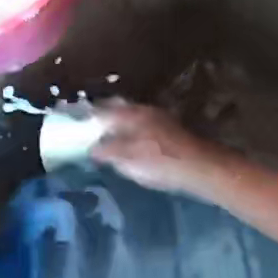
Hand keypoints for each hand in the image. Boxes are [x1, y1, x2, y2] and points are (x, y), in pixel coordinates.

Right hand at [89, 101, 231, 194]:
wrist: (201, 167)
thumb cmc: (159, 162)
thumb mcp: (126, 159)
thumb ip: (106, 151)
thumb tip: (91, 148)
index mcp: (130, 113)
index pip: (101, 109)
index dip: (87, 116)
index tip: (76, 124)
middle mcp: (145, 110)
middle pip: (118, 109)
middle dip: (104, 117)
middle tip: (91, 130)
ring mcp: (161, 119)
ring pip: (133, 117)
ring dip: (120, 124)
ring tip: (109, 139)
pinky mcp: (172, 131)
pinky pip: (144, 126)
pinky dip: (134, 132)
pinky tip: (133, 145)